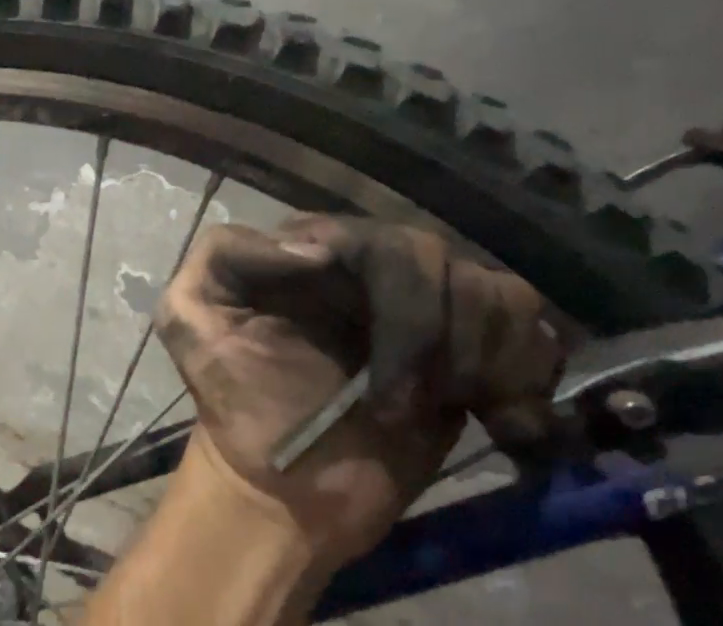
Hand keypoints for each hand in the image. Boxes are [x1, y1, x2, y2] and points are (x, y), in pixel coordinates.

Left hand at [154, 215, 565, 565]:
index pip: (374, 241)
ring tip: (426, 408)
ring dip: (476, 362)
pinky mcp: (473, 354)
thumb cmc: (232, 394)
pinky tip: (493, 417)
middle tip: (392, 406)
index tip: (376, 377)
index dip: (395, 304)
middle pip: (438, 263)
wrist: (283, 481)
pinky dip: (525, 379)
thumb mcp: (187, 318)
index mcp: (307, 248)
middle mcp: (369, 265)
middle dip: (428, 341)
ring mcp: (425, 305)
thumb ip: (224, 258)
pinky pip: (535, 336)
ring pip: (497, 294)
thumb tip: (316, 247)